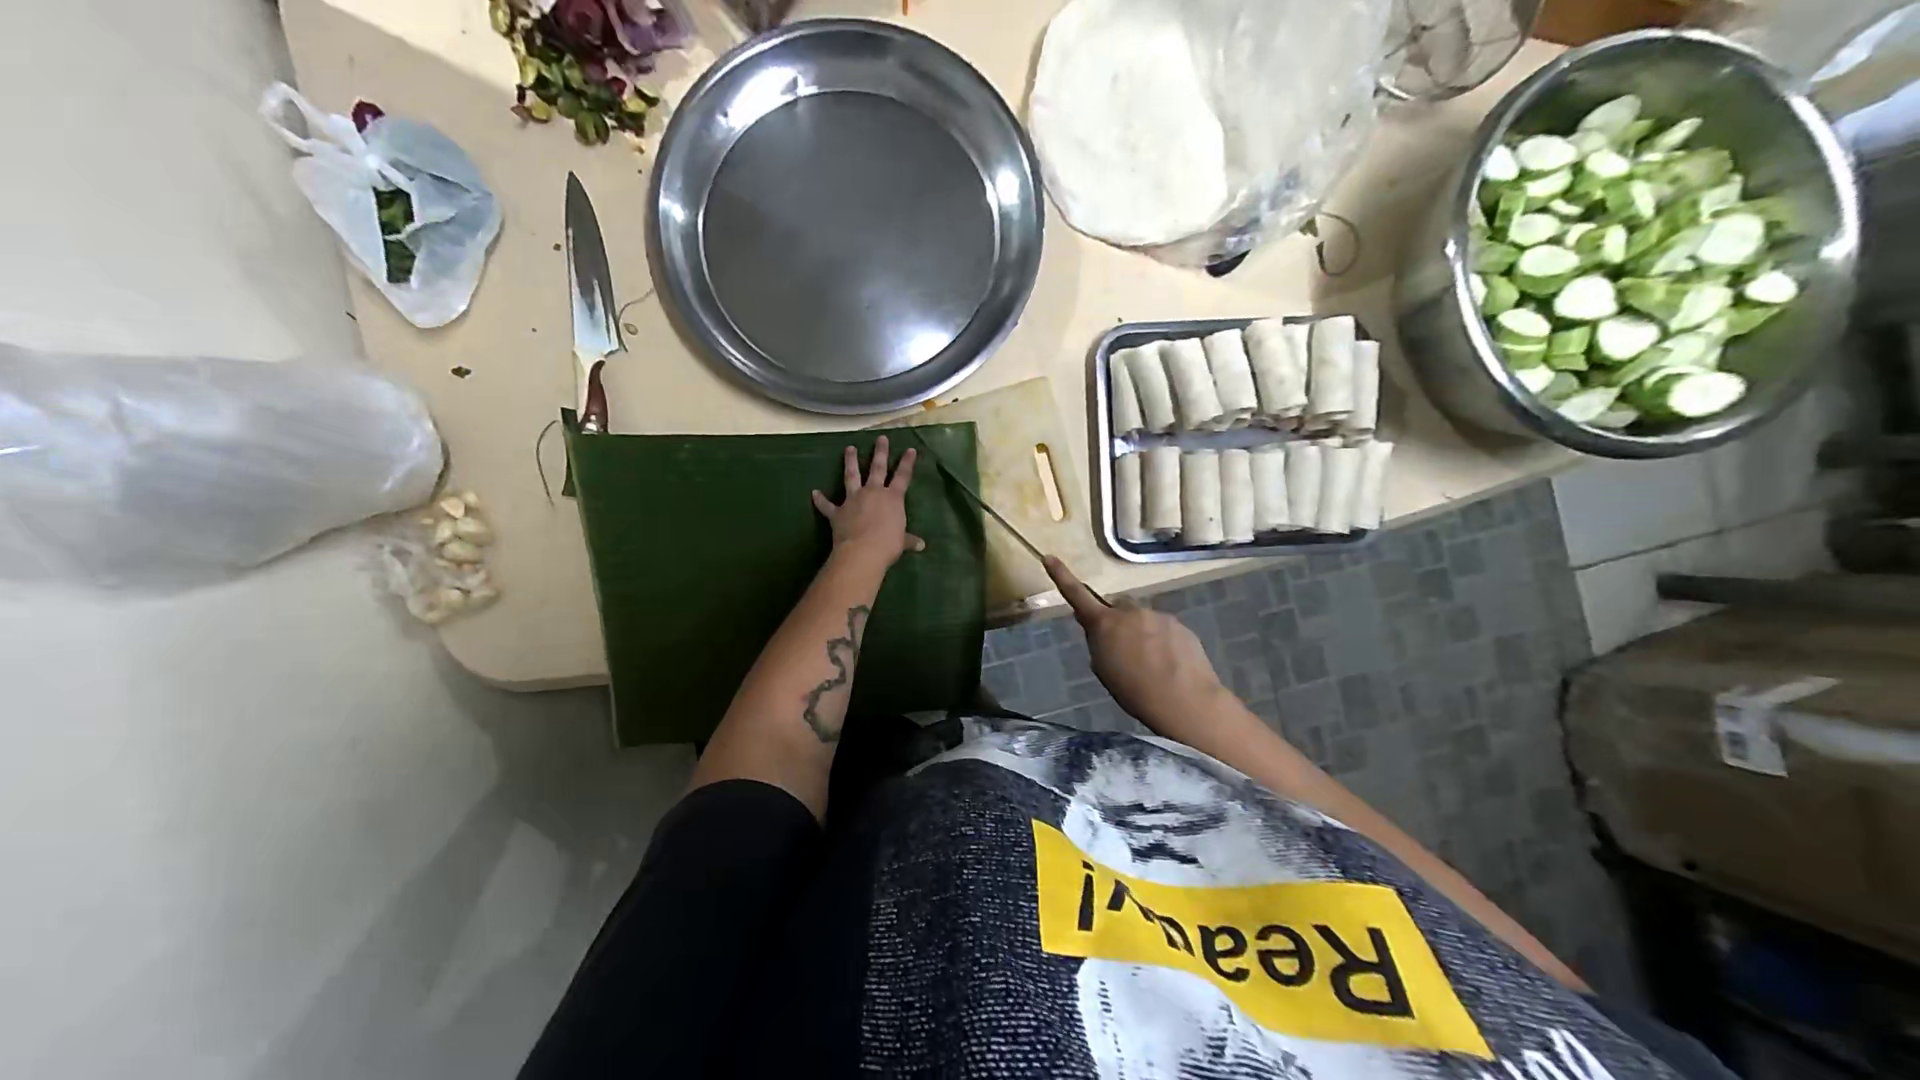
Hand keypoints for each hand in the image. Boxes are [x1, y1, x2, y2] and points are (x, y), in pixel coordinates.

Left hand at [812, 435, 924, 566]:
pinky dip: (820, 499)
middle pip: (877, 468)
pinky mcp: (838, 512)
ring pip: (852, 476)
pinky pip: (827, 505)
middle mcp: (873, 493)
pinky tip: (814, 493)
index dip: (907, 463)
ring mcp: (853, 499)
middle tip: (881, 438)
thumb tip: (921, 545)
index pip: (903, 476)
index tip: (910, 450)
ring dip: (850, 461)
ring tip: (849, 448)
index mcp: (892, 498)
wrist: (862, 551)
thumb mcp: (902, 541)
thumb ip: (909, 540)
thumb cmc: (887, 544)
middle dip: (880, 452)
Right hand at [1044, 556, 1230, 736]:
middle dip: (1116, 622)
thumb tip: (1102, 631)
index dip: (1062, 576)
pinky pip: (1164, 629)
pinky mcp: (1180, 625)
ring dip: (1142, 635)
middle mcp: (1130, 612)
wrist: (1185, 701)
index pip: (1077, 595)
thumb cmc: (1135, 691)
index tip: (1050, 557)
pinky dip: (1162, 643)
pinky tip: (1169, 665)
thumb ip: (1099, 643)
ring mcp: (1157, 615)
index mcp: (1105, 624)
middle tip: (1122, 650)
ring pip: (1143, 620)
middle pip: (1117, 609)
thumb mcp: (1104, 669)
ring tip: (1151, 665)